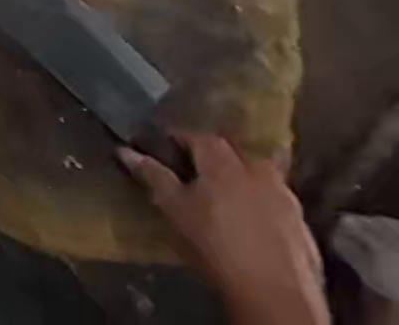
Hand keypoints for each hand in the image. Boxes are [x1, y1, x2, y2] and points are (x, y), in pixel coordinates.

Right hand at [119, 134, 329, 324]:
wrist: (274, 294)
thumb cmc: (213, 241)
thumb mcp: (172, 205)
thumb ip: (152, 175)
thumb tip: (125, 151)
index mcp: (227, 168)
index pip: (202, 138)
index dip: (180, 136)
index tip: (161, 140)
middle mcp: (262, 180)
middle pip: (241, 153)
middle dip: (219, 152)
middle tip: (194, 160)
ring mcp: (289, 206)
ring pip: (264, 178)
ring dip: (242, 177)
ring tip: (218, 188)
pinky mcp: (304, 231)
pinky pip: (277, 203)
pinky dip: (258, 200)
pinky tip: (244, 215)